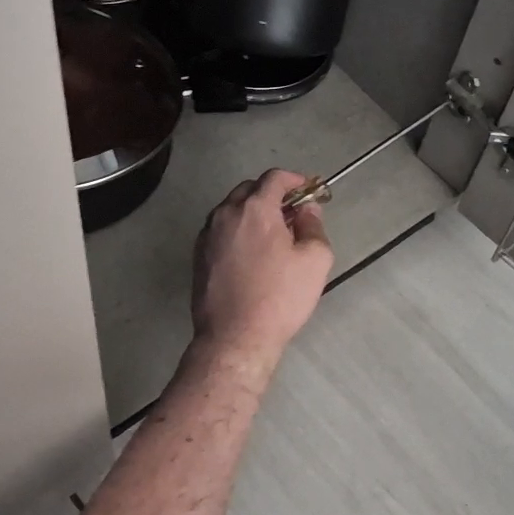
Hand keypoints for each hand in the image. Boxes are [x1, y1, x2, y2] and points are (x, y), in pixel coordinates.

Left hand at [191, 169, 333, 361]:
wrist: (235, 337)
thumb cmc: (281, 297)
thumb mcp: (315, 260)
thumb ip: (313, 225)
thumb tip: (307, 209)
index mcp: (256, 209)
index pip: (274, 177)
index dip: (295, 180)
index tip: (308, 190)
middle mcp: (226, 214)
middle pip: (249, 189)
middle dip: (272, 194)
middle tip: (292, 214)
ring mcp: (207, 235)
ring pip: (231, 210)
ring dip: (252, 213)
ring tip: (272, 236)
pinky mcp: (198, 256)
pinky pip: (220, 231)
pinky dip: (237, 231)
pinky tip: (251, 254)